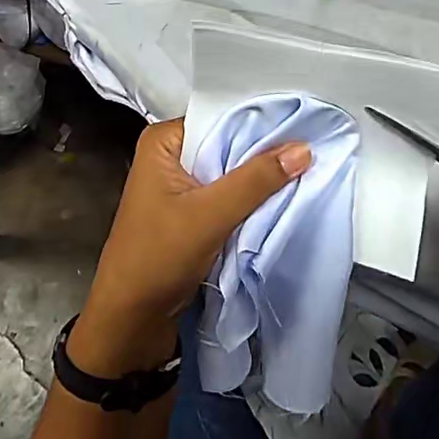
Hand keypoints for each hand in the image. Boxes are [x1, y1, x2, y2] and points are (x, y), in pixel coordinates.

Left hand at [68, 118, 311, 375]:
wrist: (130, 321)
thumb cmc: (155, 259)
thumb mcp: (209, 215)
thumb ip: (255, 181)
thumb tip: (302, 149)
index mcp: (163, 142)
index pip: (219, 117)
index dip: (258, 122)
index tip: (301, 125)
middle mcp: (169, 156)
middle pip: (226, 144)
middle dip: (262, 152)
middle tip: (308, 151)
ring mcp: (179, 186)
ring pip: (229, 172)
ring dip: (258, 179)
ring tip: (302, 172)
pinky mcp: (190, 213)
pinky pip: (227, 196)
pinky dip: (249, 201)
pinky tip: (279, 200)